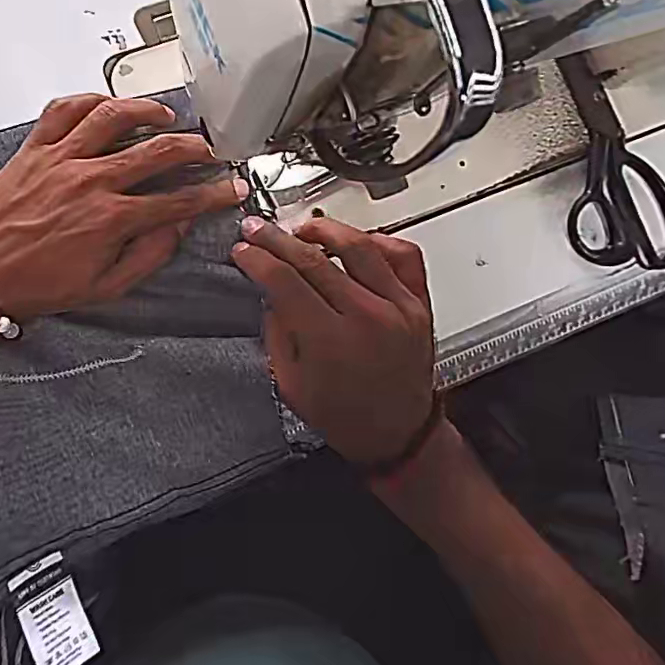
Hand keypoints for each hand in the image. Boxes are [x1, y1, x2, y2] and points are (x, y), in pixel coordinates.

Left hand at [0, 94, 246, 359]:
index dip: (213, 193)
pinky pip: (63, 110)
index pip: (179, 200)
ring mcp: (60, 160)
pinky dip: (88, 100)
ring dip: (147, 111)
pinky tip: (105, 104)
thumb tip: (178, 227)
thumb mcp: (105, 287)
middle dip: (194, 148)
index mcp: (111, 220)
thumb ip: (149, 255)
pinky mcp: (34, 150)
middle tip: (206, 150)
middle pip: (158, 150)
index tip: (228, 188)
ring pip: (113, 116)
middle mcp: (90, 182)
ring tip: (164, 116)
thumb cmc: (37, 286)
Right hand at [229, 215, 436, 464]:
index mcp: (330, 342)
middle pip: (313, 258)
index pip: (284, 280)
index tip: (245, 251)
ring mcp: (398, 308)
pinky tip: (357, 241)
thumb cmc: (346, 416)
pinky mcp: (419, 305)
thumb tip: (270, 290)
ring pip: (359, 245)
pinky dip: (377, 240)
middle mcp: (367, 319)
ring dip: (324, 229)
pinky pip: (403, 254)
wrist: (397, 435)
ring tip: (303, 229)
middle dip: (277, 239)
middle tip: (259, 230)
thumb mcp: (291, 383)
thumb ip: (278, 332)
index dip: (257, 259)